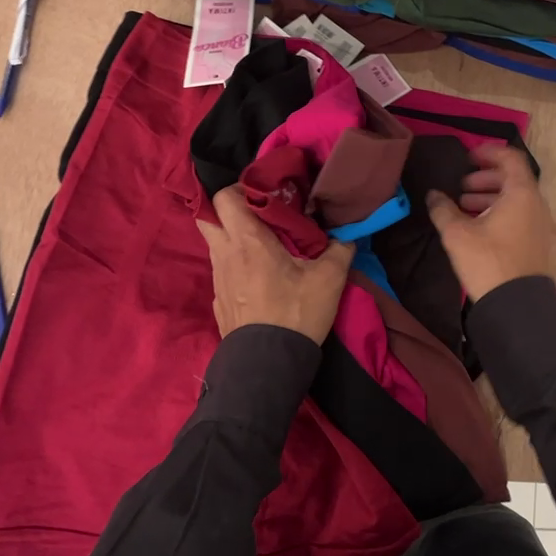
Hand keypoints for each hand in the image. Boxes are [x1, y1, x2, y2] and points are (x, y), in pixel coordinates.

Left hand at [199, 186, 353, 342]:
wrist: (268, 366)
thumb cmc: (296, 313)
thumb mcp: (329, 278)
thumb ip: (339, 249)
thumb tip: (346, 235)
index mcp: (248, 241)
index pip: (224, 197)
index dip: (241, 188)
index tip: (266, 193)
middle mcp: (226, 254)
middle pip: (208, 216)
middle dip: (229, 210)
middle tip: (259, 213)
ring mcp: (218, 279)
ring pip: (215, 243)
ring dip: (234, 237)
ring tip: (265, 244)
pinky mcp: (218, 301)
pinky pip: (222, 270)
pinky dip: (235, 264)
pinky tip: (259, 275)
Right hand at [424, 144, 555, 300]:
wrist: (518, 306)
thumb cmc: (488, 261)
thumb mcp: (458, 234)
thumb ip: (443, 209)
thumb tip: (433, 195)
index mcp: (521, 193)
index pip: (511, 158)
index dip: (489, 152)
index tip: (468, 158)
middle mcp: (536, 204)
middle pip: (513, 179)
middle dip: (486, 178)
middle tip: (462, 187)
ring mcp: (540, 225)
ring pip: (516, 200)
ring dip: (491, 197)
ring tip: (465, 207)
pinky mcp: (538, 243)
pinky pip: (520, 216)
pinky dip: (500, 213)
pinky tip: (478, 228)